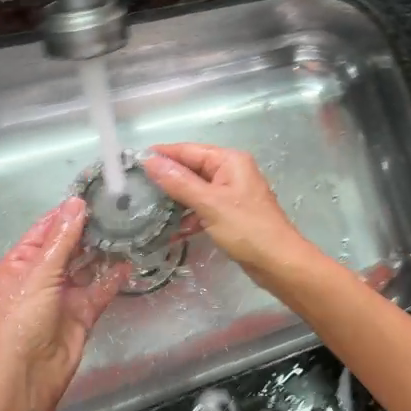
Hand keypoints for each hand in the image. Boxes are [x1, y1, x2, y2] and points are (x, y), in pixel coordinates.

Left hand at [0, 197, 127, 410]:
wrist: (27, 378)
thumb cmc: (20, 323)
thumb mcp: (38, 275)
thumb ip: (62, 239)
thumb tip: (76, 202)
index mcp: (21, 264)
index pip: (46, 229)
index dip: (69, 212)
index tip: (97, 192)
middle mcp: (43, 275)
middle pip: (70, 244)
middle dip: (92, 227)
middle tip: (122, 205)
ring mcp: (65, 293)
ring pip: (89, 263)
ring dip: (106, 248)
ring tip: (132, 224)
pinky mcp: (84, 310)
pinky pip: (103, 286)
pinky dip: (116, 274)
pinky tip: (133, 257)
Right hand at [142, 143, 311, 269]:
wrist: (277, 261)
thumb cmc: (246, 228)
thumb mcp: (209, 203)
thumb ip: (179, 182)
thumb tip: (150, 161)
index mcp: (230, 160)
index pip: (190, 150)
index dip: (163, 154)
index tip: (132, 161)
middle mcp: (232, 171)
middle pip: (192, 168)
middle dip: (166, 177)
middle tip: (134, 187)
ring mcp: (232, 192)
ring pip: (196, 189)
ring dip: (175, 199)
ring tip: (145, 207)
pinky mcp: (231, 212)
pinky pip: (203, 207)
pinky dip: (189, 216)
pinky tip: (170, 230)